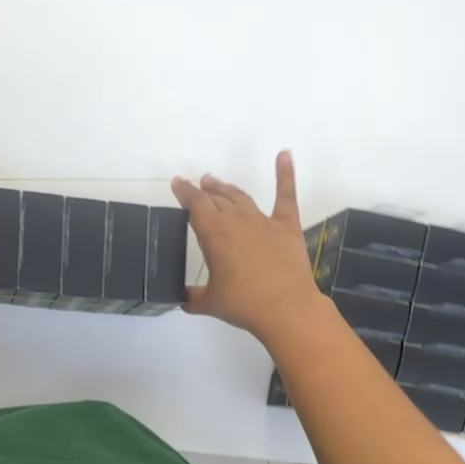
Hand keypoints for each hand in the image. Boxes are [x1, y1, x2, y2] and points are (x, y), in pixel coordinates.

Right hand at [170, 151, 328, 338]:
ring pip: (240, 197)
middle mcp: (237, 220)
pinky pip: (285, 195)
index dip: (184, 193)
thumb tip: (184, 299)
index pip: (195, 205)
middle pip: (217, 198)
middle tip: (197, 186)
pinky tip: (284, 155)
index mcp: (215, 234)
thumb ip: (193, 297)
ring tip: (215, 182)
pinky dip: (285, 174)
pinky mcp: (287, 226)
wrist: (285, 308)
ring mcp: (263, 220)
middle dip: (204, 190)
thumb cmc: (243, 305)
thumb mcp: (210, 303)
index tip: (178, 184)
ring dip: (226, 188)